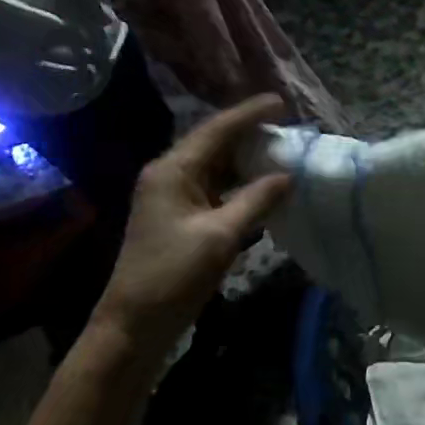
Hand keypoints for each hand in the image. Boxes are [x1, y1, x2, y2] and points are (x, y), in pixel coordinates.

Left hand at [92, 95, 292, 349]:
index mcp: (172, 170)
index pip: (216, 130)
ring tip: (282, 156)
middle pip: (214, 145)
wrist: (136, 322)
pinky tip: (263, 193)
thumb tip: (286, 176)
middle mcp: (169, 176)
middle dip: (250, 136)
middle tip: (288, 131)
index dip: (249, 114)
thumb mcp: (220, 236)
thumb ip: (255, 201)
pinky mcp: (179, 220)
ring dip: (246, 164)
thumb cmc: (174, 274)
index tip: (281, 102)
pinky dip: (239, 190)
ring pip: (215, 170)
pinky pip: (214, 193)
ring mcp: (172, 199)